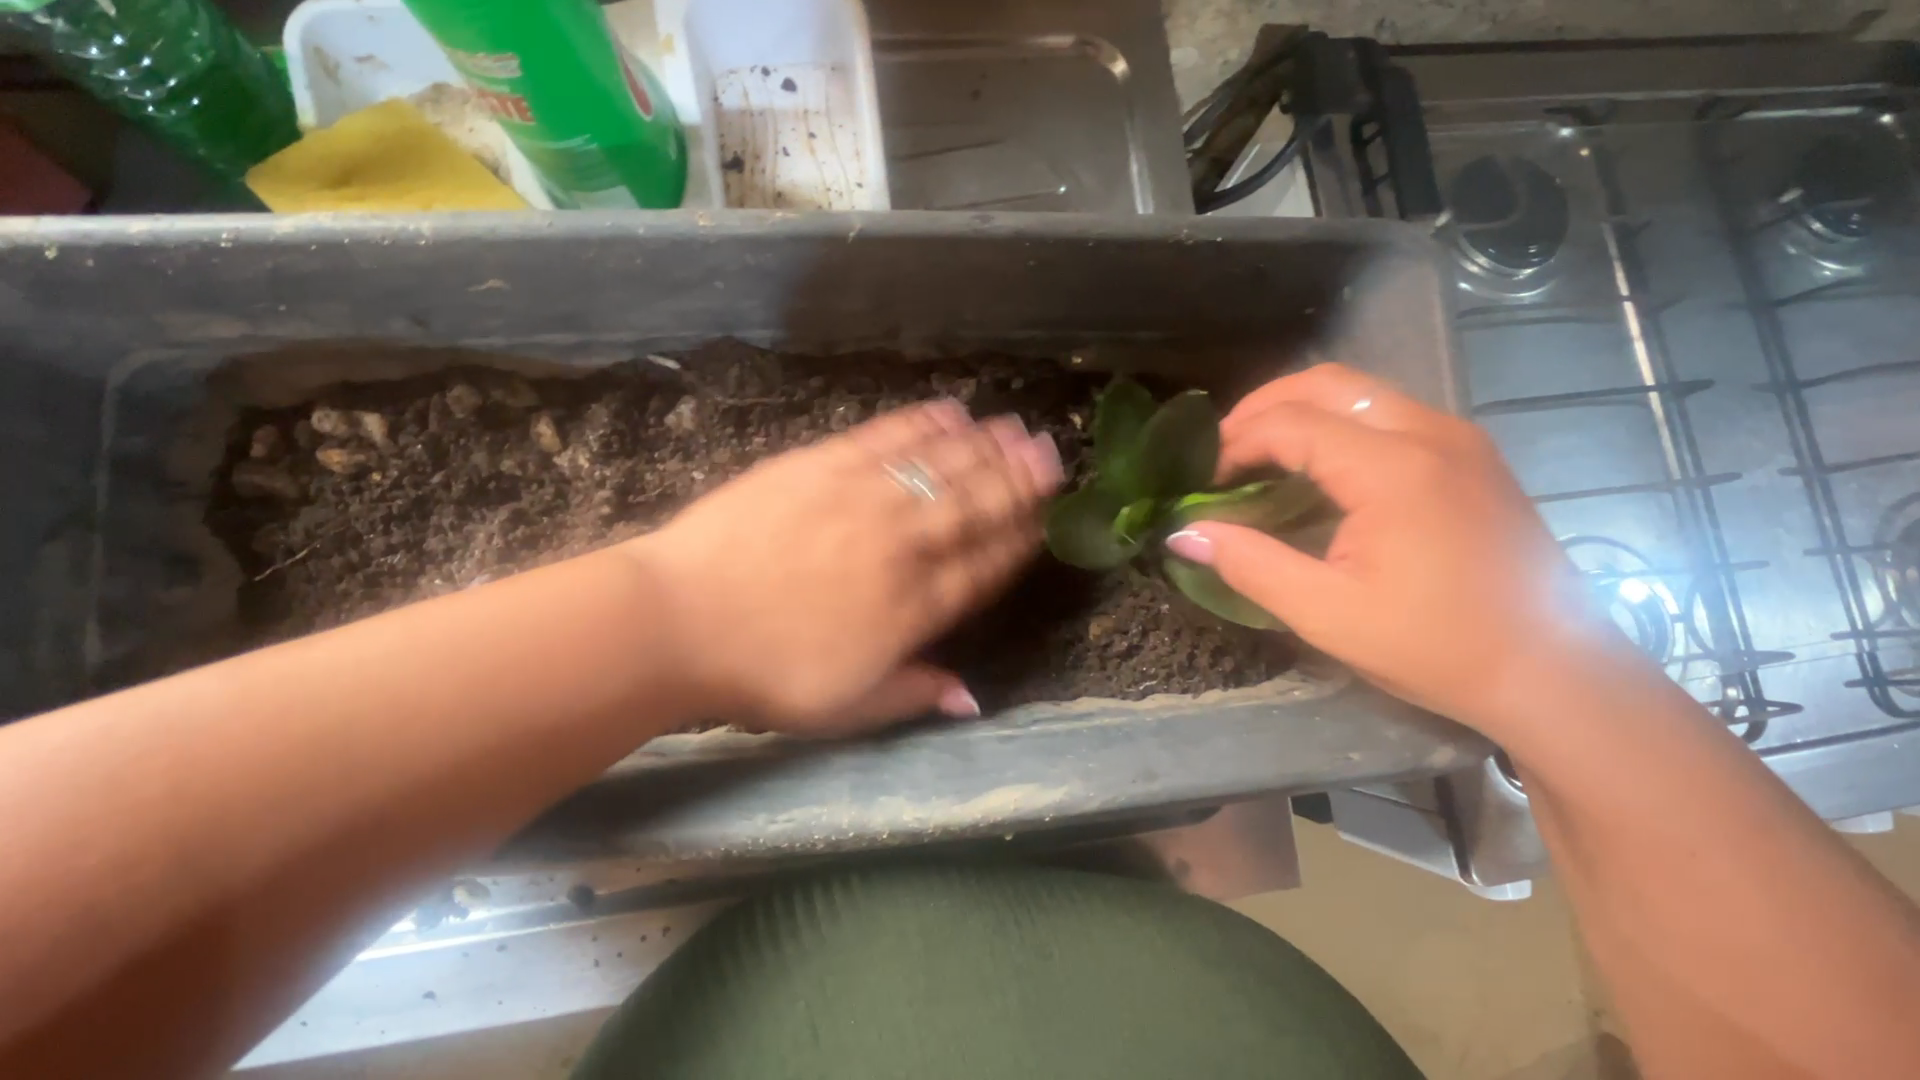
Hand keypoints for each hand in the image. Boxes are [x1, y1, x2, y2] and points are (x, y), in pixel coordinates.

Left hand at [628, 399, 1063, 734]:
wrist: (681, 620)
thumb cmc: (764, 674)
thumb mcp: (847, 707)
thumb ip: (914, 693)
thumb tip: (974, 697)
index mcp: (913, 607)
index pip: (983, 567)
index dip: (1019, 540)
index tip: (1047, 518)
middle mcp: (902, 546)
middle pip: (973, 508)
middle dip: (1018, 482)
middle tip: (1051, 455)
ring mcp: (863, 499)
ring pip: (939, 468)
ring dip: (983, 447)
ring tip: (1014, 429)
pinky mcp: (822, 465)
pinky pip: (886, 438)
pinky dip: (921, 424)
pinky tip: (949, 412)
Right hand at [1163, 363, 1636, 737]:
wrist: (1552, 671)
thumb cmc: (1436, 646)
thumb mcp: (1327, 614)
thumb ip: (1250, 564)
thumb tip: (1182, 534)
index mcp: (1392, 467)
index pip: (1290, 423)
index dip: (1234, 445)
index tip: (1203, 484)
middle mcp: (1429, 432)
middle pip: (1328, 384)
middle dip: (1263, 407)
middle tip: (1223, 453)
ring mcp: (1458, 439)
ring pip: (1363, 393)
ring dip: (1303, 412)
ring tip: (1262, 458)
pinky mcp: (1473, 457)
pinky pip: (1392, 415)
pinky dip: (1342, 426)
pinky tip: (1322, 472)